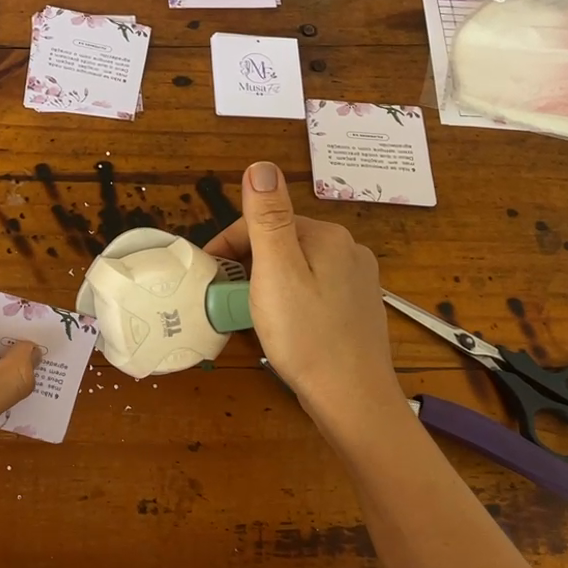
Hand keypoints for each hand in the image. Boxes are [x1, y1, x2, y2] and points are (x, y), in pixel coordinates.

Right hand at [203, 162, 399, 423]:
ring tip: (251, 314)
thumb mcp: (276, 272)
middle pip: (280, 242)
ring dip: (266, 282)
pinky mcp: (357, 309)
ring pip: (295, 267)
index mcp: (326, 236)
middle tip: (227, 299)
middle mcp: (348, 250)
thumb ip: (267, 218)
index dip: (230, 247)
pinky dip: (289, 300)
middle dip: (248, 264)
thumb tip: (260, 165)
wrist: (353, 401)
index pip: (263, 223)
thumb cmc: (306, 335)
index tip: (210, 276)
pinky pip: (312, 290)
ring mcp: (357, 281)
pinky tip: (283, 326)